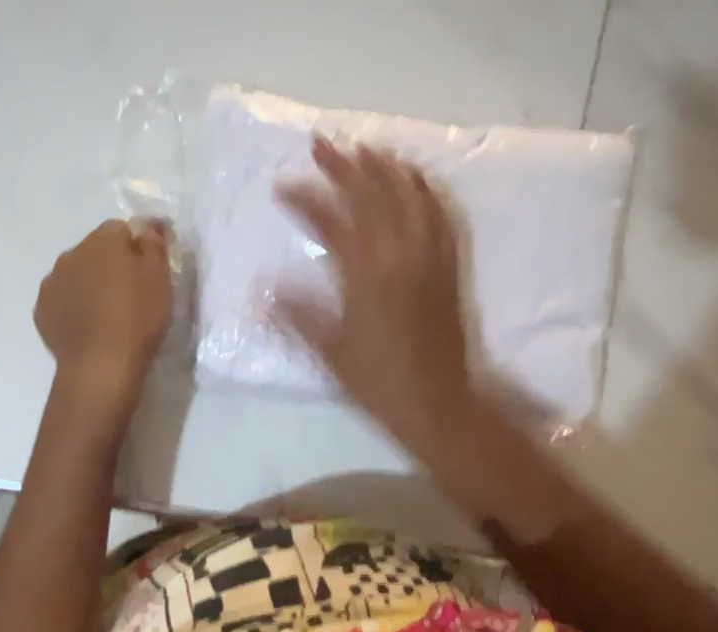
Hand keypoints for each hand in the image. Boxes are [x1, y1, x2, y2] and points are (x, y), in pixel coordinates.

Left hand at [34, 218, 172, 414]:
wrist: (101, 366)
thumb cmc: (137, 319)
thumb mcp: (160, 279)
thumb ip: (154, 245)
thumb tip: (148, 225)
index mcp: (102, 241)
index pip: (120, 230)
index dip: (136, 248)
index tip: (147, 273)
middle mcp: (71, 254)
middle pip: (94, 252)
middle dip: (109, 266)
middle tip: (129, 297)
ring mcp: (51, 283)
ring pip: (74, 276)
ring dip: (89, 286)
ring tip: (107, 316)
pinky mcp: (42, 312)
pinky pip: (62, 302)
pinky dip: (73, 309)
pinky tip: (88, 330)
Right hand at [276, 137, 472, 438]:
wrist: (438, 403)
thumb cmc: (378, 384)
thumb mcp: (330, 353)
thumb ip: (299, 316)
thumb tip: (266, 291)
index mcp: (365, 273)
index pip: (330, 220)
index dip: (304, 199)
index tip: (282, 186)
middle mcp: (400, 254)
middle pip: (372, 193)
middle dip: (344, 164)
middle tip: (321, 143)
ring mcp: (430, 256)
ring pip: (410, 195)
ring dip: (387, 167)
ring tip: (367, 149)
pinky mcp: (450, 265)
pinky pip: (442, 214)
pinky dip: (426, 190)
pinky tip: (416, 181)